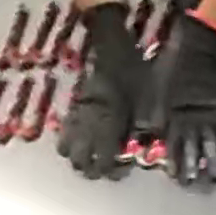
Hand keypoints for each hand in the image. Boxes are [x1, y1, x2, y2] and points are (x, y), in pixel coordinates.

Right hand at [58, 2, 144, 178]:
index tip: (123, 167)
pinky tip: (83, 138)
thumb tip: (149, 149)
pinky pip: (64, 132)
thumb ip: (148, 129)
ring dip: (79, 157)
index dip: (113, 172)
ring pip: (67, 152)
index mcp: (109, 128)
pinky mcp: (72, 106)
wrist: (110, 42)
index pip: (104, 166)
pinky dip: (70, 140)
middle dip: (92, 169)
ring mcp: (77, 117)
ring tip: (93, 154)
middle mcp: (88, 127)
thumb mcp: (151, 101)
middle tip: (107, 165)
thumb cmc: (134, 70)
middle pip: (80, 164)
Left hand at [138, 11, 215, 185]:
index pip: (173, 153)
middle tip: (195, 187)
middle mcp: (191, 129)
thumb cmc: (171, 67)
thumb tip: (138, 136)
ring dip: (214, 170)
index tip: (174, 179)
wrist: (199, 49)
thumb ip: (149, 115)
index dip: (174, 168)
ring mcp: (209, 124)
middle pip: (193, 159)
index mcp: (172, 124)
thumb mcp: (153, 91)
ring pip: (212, 154)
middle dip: (193, 174)